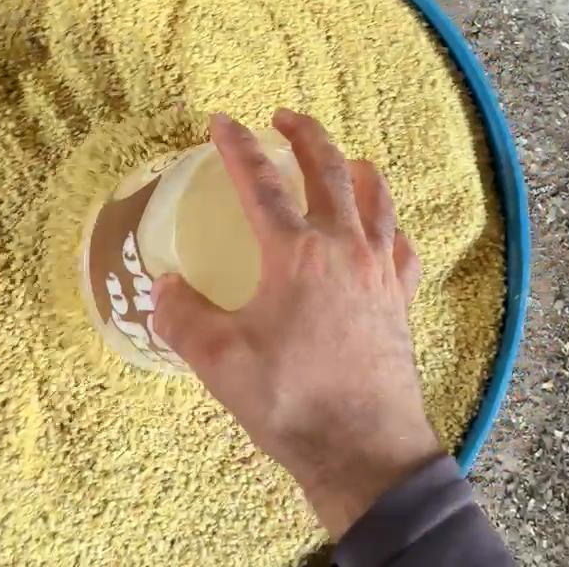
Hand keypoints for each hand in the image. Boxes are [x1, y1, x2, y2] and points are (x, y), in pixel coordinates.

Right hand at [152, 109, 438, 537]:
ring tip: (343, 157)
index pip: (260, 183)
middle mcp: (343, 246)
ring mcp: (379, 269)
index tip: (221, 120)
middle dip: (305, 134)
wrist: (366, 451)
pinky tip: (382, 228)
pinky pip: (402, 244)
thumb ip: (183, 317)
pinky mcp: (400, 296)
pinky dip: (389, 224)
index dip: (237, 146)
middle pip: (328, 168)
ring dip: (355, 167)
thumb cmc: (292, 402)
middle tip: (284, 117)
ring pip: (375, 196)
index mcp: (296, 253)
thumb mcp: (219, 363)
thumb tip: (166, 285)